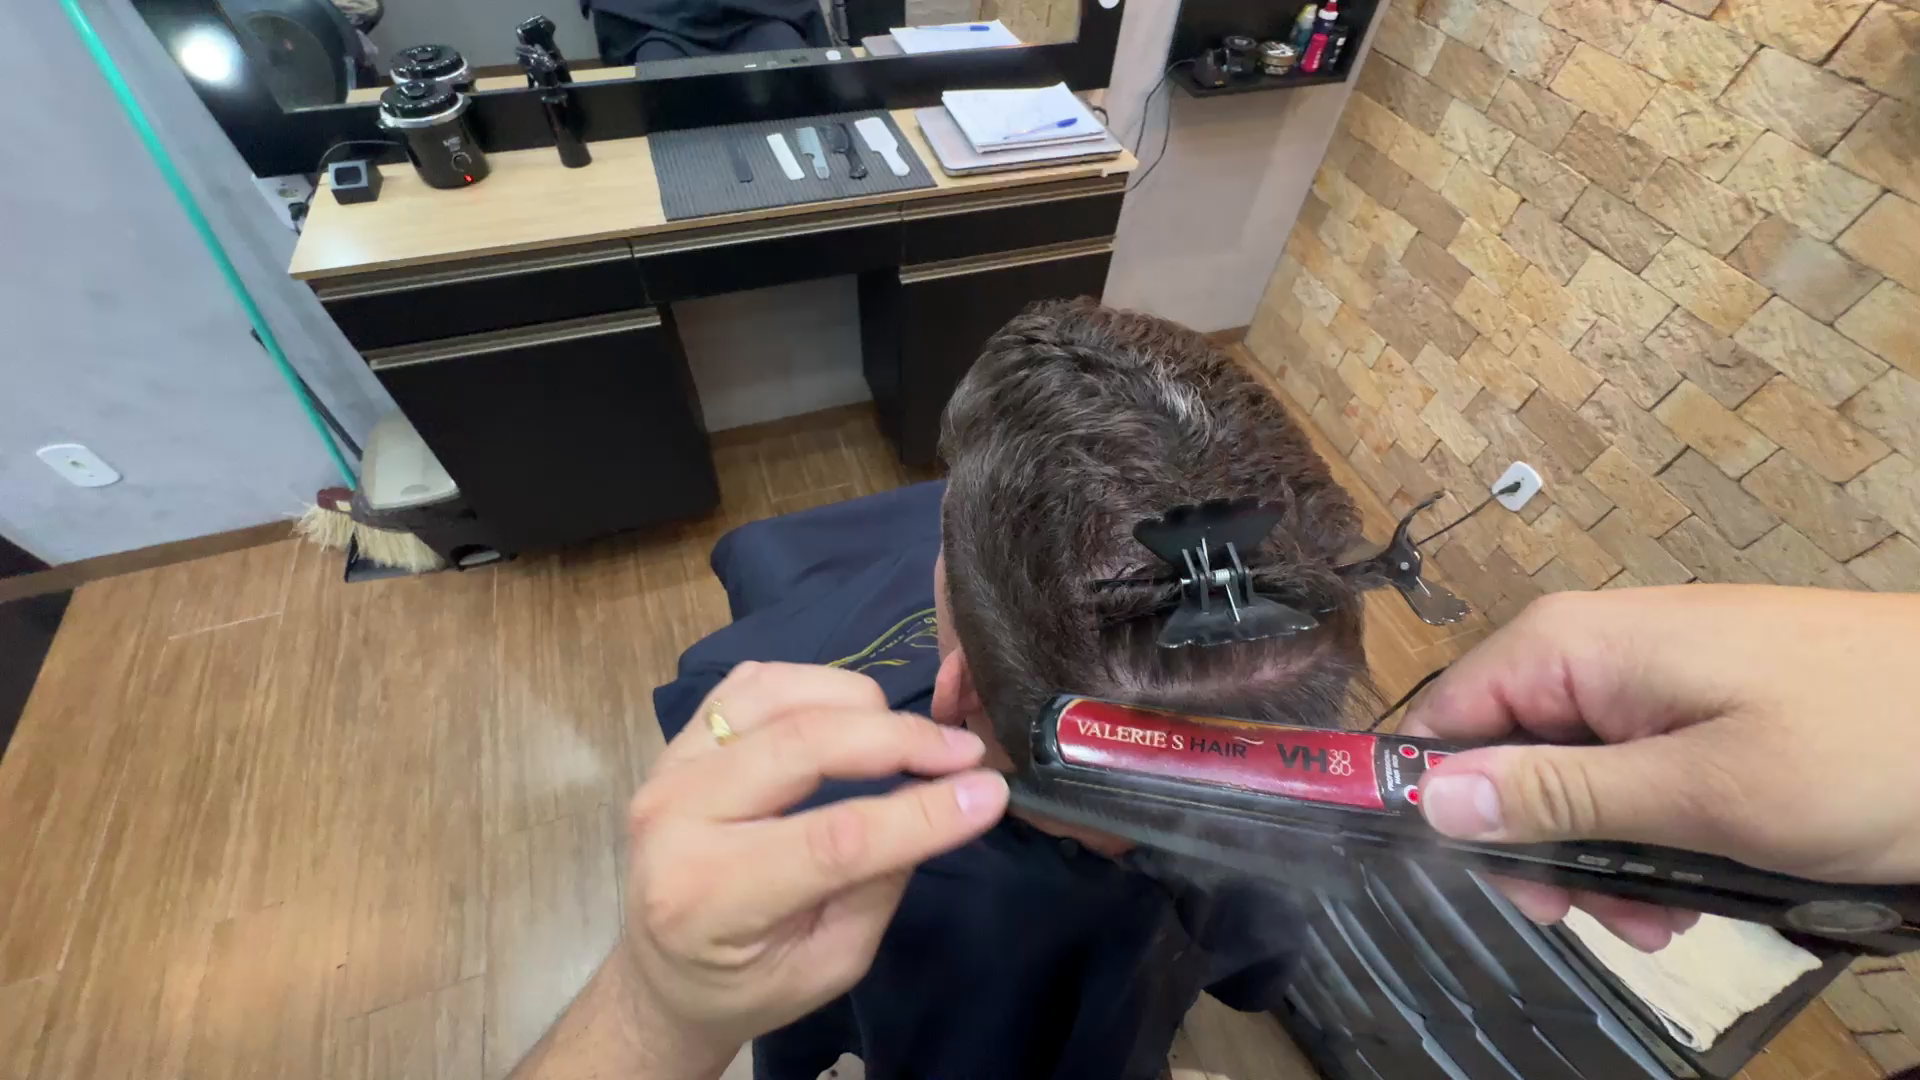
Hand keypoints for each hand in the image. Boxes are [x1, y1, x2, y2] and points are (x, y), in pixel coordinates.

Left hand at [621, 662, 1008, 1071]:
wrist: (660, 968)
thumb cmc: (749, 980)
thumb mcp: (832, 962)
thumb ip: (882, 878)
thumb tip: (945, 797)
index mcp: (707, 895)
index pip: (832, 840)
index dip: (921, 812)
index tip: (989, 791)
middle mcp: (675, 815)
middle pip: (802, 745)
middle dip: (900, 739)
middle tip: (963, 752)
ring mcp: (670, 763)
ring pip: (780, 693)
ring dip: (860, 703)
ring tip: (904, 736)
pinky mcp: (680, 734)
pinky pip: (756, 681)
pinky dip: (817, 683)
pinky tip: (850, 712)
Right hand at [1402, 586, 1919, 951]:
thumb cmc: (1877, 746)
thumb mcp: (1711, 792)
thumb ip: (1559, 795)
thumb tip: (1429, 802)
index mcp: (1557, 646)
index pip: (1441, 718)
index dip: (1444, 797)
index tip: (1489, 876)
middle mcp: (1575, 648)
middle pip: (1500, 749)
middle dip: (1535, 837)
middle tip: (1587, 916)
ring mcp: (1630, 671)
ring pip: (1560, 766)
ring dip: (1592, 846)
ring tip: (1660, 915)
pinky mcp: (1677, 697)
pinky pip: (1617, 762)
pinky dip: (1637, 824)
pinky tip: (1689, 875)